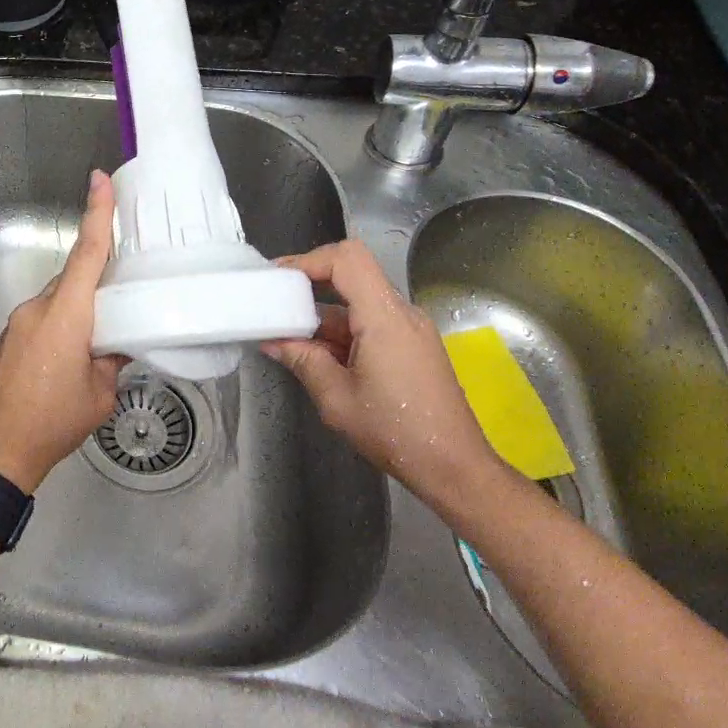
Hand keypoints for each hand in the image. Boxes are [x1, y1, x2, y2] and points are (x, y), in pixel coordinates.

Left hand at [0, 170, 126, 493]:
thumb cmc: (52, 422)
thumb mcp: (99, 395)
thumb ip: (112, 360)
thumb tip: (118, 345)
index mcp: (64, 315)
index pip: (86, 255)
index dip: (96, 215)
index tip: (100, 181)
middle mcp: (38, 308)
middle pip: (74, 276)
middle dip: (100, 275)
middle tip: (132, 281)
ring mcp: (19, 322)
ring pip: (59, 298)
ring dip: (83, 304)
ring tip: (109, 326)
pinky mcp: (11, 337)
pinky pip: (45, 315)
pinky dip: (66, 319)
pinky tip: (80, 346)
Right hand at [262, 240, 507, 508]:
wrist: (453, 467)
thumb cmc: (394, 431)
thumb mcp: (336, 398)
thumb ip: (302, 361)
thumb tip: (274, 342)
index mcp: (384, 318)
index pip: (347, 259)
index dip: (309, 260)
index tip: (278, 278)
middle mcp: (402, 315)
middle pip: (352, 277)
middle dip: (309, 289)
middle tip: (275, 308)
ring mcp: (411, 331)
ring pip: (358, 304)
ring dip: (322, 319)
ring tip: (288, 342)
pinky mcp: (413, 348)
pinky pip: (371, 325)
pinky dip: (341, 334)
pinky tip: (318, 359)